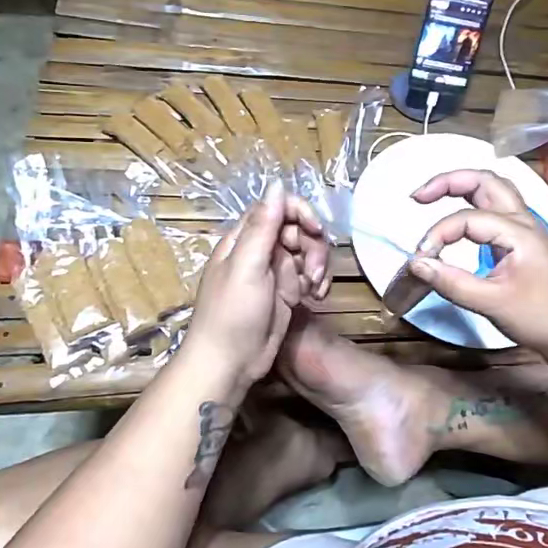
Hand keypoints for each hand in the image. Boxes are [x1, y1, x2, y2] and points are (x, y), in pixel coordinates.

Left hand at [182, 180, 330, 391]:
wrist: (229, 363)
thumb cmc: (232, 314)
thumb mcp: (247, 267)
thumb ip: (263, 226)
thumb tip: (276, 184)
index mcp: (244, 239)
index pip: (277, 208)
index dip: (300, 213)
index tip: (316, 230)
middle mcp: (259, 250)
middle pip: (297, 229)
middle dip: (313, 246)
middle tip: (314, 272)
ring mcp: (274, 272)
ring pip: (307, 251)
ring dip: (318, 265)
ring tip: (316, 288)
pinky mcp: (286, 291)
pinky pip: (309, 274)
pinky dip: (318, 281)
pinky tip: (317, 296)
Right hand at [404, 170, 547, 354]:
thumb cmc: (538, 318)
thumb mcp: (492, 304)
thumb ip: (452, 283)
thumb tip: (417, 264)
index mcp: (518, 232)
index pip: (468, 218)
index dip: (439, 234)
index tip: (420, 258)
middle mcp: (523, 219)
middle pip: (484, 181)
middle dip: (448, 181)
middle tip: (418, 197)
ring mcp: (526, 226)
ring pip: (493, 188)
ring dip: (462, 185)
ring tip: (432, 196)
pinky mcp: (523, 237)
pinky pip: (497, 205)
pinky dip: (473, 199)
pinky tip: (458, 213)